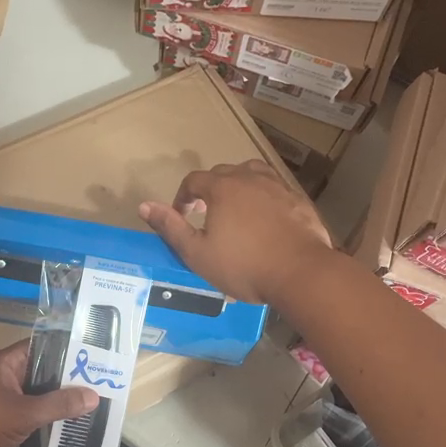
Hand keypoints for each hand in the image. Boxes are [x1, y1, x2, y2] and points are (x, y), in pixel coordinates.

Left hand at [0, 340, 98, 446]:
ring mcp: (7, 405)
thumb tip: (94, 395)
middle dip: (70, 380)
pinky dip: (53, 424)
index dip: (66, 349)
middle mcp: (6, 380)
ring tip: (100, 405)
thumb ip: (58, 404)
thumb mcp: (23, 412)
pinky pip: (36, 421)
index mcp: (5, 365)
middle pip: (44, 375)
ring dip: (63, 405)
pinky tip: (79, 428)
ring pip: (41, 400)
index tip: (96, 354)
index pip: (41, 347)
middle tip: (106, 382)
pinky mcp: (9, 428)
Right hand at [139, 159, 334, 303]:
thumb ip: (171, 228)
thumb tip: (144, 206)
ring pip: (253, 174)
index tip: (182, 215)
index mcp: (222, 188)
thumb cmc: (244, 266)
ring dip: (239, 186)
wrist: (301, 273)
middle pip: (223, 173)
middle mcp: (250, 178)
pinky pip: (275, 189)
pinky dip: (264, 197)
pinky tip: (266, 218)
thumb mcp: (198, 253)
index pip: (194, 180)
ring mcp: (278, 186)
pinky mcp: (299, 200)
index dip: (183, 196)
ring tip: (236, 208)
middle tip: (206, 213)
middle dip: (210, 189)